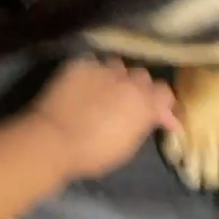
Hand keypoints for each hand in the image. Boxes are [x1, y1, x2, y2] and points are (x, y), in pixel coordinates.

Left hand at [24, 58, 178, 180]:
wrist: (54, 140)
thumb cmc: (93, 154)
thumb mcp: (127, 147)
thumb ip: (141, 125)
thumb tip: (149, 118)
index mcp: (145, 104)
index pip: (165, 92)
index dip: (161, 103)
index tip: (155, 114)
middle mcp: (129, 81)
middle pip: (143, 76)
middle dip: (139, 88)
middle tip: (127, 102)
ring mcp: (104, 70)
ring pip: (118, 66)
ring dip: (116, 77)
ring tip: (105, 89)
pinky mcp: (80, 65)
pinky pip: (93, 64)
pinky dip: (92, 74)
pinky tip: (83, 85)